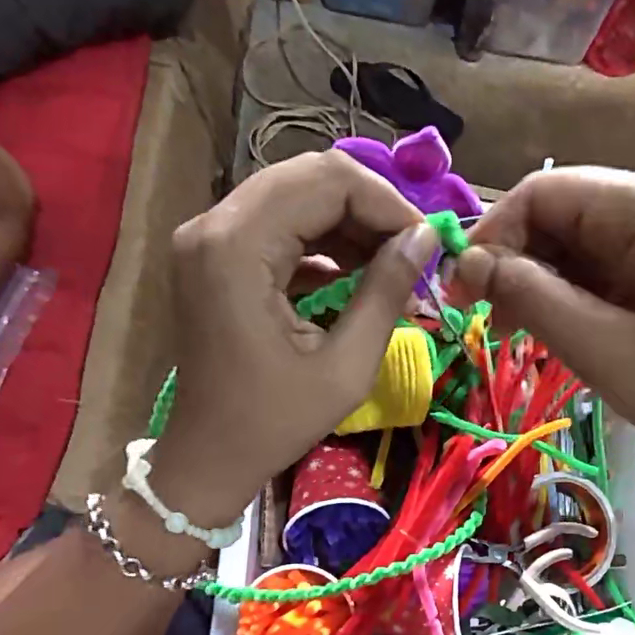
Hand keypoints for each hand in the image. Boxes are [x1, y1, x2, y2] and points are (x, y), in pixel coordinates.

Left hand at [148, 152, 433, 522]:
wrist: (208, 456)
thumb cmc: (274, 423)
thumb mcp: (345, 367)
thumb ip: (385, 294)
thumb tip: (426, 238)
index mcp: (238, 248)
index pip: (327, 181)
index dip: (388, 204)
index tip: (427, 245)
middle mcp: (213, 225)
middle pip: (309, 178)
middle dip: (371, 210)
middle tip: (413, 252)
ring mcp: (208, 237)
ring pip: (296, 196)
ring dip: (350, 224)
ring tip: (392, 267)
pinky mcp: (214, 254)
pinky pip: (279, 225)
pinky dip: (323, 242)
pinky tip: (356, 274)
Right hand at [457, 168, 634, 493]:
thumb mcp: (603, 348)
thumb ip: (530, 296)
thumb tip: (470, 263)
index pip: (546, 190)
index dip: (494, 237)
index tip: (464, 294)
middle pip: (571, 209)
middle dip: (525, 263)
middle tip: (501, 326)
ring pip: (595, 236)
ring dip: (556, 280)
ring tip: (537, 335)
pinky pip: (625, 255)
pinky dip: (591, 288)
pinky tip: (580, 328)